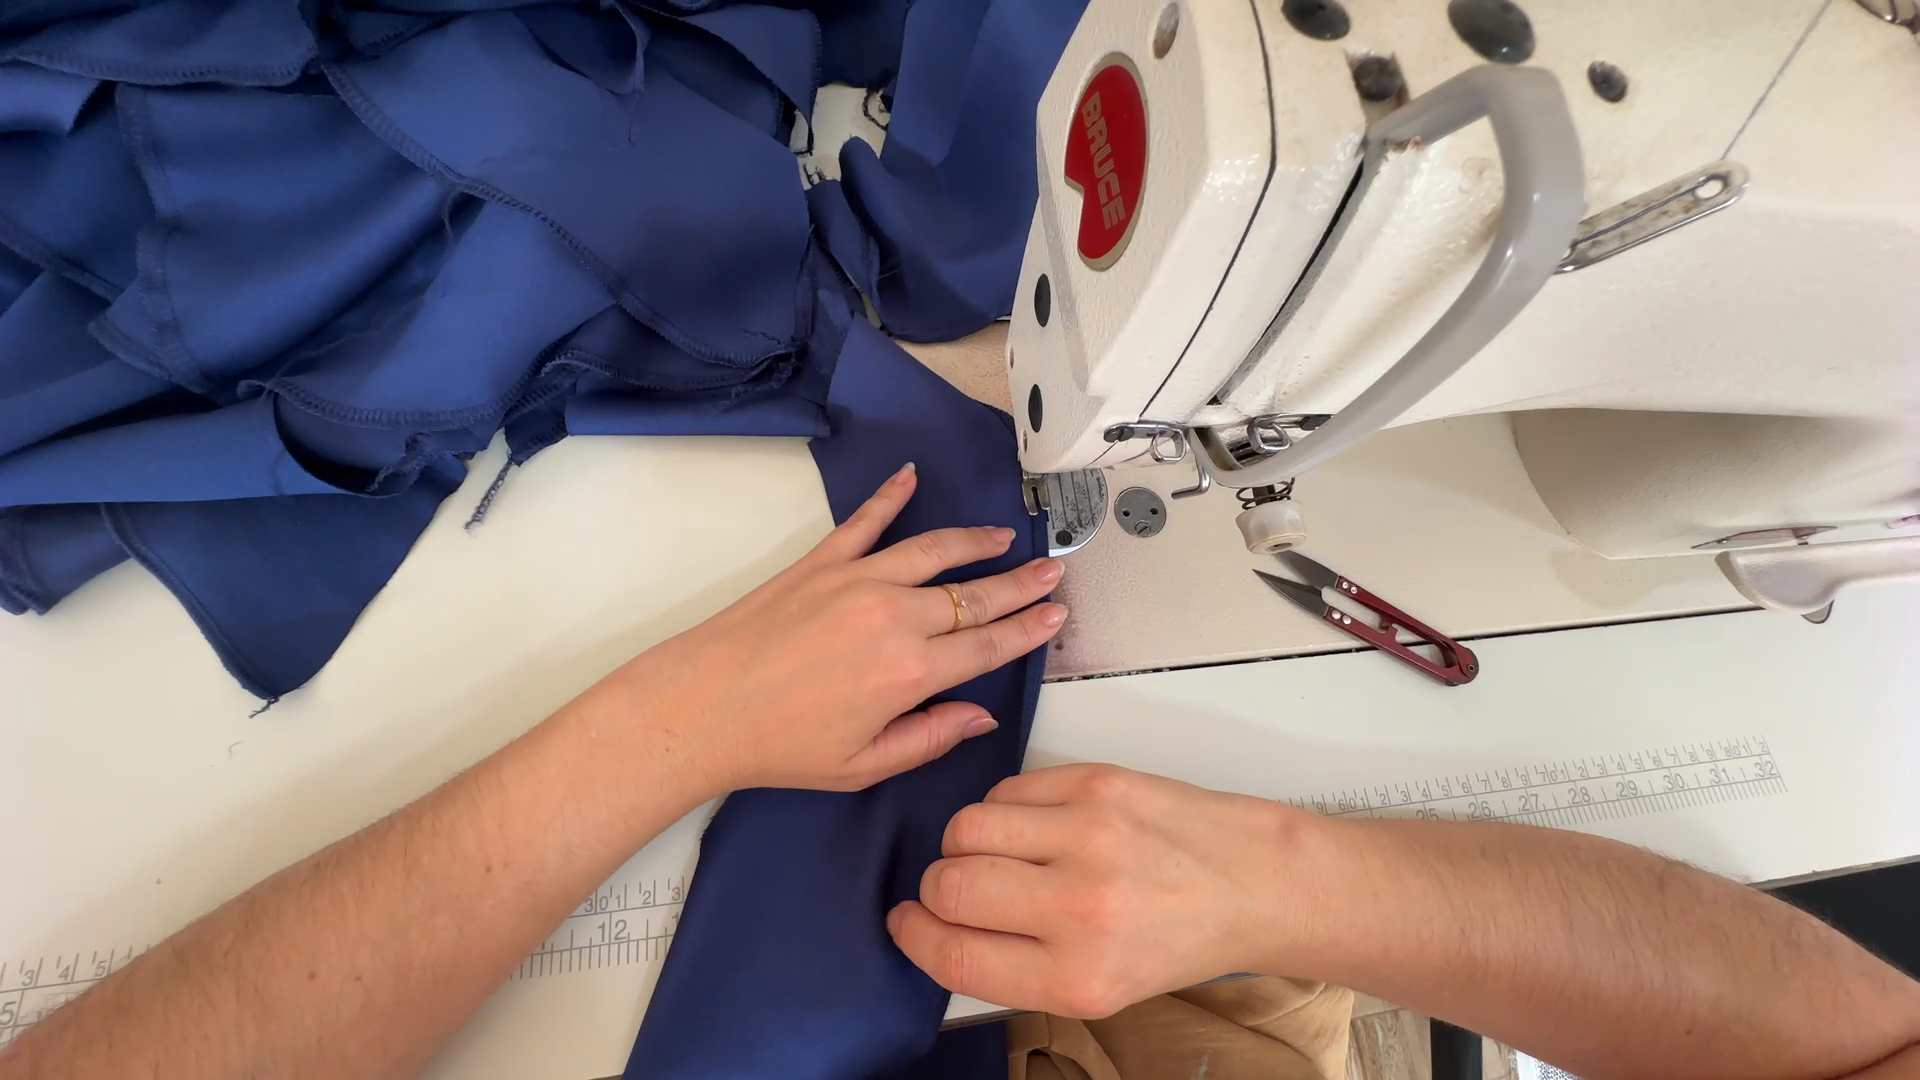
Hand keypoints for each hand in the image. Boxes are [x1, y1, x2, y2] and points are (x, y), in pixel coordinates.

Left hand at [596, 462, 1065, 794]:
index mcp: (912, 672)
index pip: (990, 645)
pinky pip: (865, 521)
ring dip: (974, 540)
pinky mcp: (823, 562)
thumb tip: (982, 714)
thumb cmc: (781, 746)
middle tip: (1051, 568)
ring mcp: (859, 580)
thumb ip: (932, 736)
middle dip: (1020, 582)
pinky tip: (909, 476)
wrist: (701, 707)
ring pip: (934, 550)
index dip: (1029, 628)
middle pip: (975, 595)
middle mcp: (896, 616)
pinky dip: (889, 496)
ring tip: (1003, 534)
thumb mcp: (865, 763)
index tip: (1056, 612)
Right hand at [886, 764, 1313, 1017]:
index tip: (906, 921)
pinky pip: (1006, 789)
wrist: (1247, 878)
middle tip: (955, 886)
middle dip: (936, 887)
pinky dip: (1004, 808)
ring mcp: (1086, 833)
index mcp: (1079, 976)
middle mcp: (1080, 906)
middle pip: (951, 884)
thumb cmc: (1174, 936)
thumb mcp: (1099, 984)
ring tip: (997, 850)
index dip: (915, 936)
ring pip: (967, 825)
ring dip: (964, 841)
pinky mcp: (1093, 780)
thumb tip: (938, 923)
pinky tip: (1034, 823)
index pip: (957, 956)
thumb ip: (1016, 962)